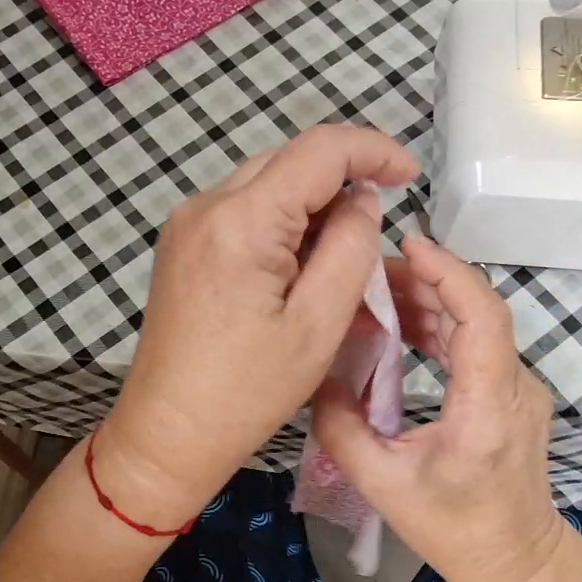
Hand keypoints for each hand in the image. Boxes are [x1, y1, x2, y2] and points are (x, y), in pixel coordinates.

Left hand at [96, 124, 419, 526]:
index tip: (412, 177)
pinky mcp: (181, 246)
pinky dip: (278, 227)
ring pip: (265, 186)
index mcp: (240, 221)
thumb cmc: (247, 391)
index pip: (319, 150)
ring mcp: (185, 225)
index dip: (373, 151)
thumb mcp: (319, 324)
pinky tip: (293, 272)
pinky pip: (241, 213)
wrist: (169, 431)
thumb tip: (362, 199)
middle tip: (371, 241)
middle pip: (289, 163)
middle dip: (340, 186)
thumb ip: (351, 248)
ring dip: (309, 210)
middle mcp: (204, 207)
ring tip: (332, 267)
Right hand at [311, 234, 568, 581]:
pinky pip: (479, 347)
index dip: (448, 272)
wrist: (516, 560)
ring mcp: (520, 391)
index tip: (407, 244)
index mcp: (487, 406)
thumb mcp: (381, 485)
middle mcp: (514, 388)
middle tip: (369, 274)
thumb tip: (317, 378)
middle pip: (478, 311)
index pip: (481, 316)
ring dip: (432, 302)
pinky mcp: (512, 397)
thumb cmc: (453, 529)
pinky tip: (404, 328)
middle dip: (425, 281)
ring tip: (378, 295)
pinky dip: (441, 328)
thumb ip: (341, 428)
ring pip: (479, 326)